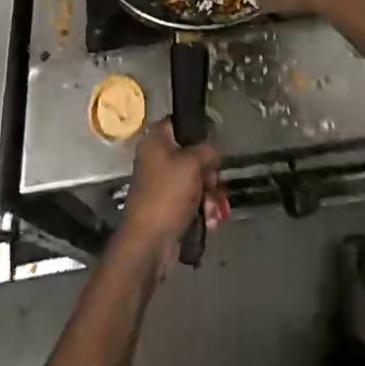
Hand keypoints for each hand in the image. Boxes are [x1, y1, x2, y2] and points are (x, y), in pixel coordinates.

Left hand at [120, 120, 225, 249]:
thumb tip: (215, 145)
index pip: (177, 123)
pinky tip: (211, 220)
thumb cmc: (168, 194)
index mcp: (156, 141)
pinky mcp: (170, 206)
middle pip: (192, 155)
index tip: (213, 143)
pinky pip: (193, 200)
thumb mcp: (192, 164)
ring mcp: (164, 184)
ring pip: (196, 180)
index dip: (196, 130)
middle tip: (213, 183)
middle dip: (209, 173)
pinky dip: (204, 209)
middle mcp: (157, 159)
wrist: (149, 242)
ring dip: (211, 194)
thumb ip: (207, 149)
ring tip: (213, 209)